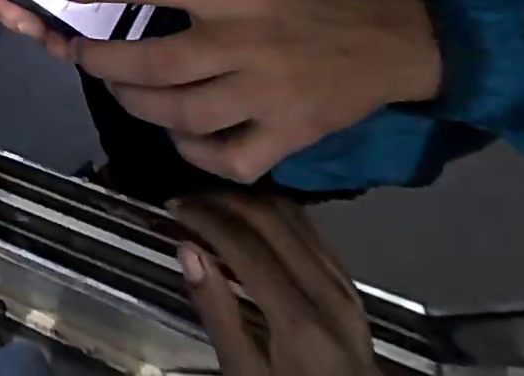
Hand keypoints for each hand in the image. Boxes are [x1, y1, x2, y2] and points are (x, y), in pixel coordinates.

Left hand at [60, 0, 440, 182]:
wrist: (395, 39)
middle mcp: (244, 43)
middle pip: (156, 63)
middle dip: (103, 61)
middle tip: (78, 53)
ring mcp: (268, 95)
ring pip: (184, 114)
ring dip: (135, 104)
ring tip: (114, 86)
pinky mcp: (291, 135)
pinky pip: (231, 158)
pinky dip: (194, 152)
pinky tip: (175, 131)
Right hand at [172, 192, 378, 375]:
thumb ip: (217, 313)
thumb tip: (186, 249)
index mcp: (301, 323)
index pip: (244, 244)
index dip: (204, 217)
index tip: (172, 206)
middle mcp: (329, 295)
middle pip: (270, 219)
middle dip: (221, 201)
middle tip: (187, 201)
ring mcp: (346, 289)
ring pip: (292, 216)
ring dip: (246, 202)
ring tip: (212, 208)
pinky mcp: (351, 287)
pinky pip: (308, 231)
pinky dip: (272, 215)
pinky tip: (248, 223)